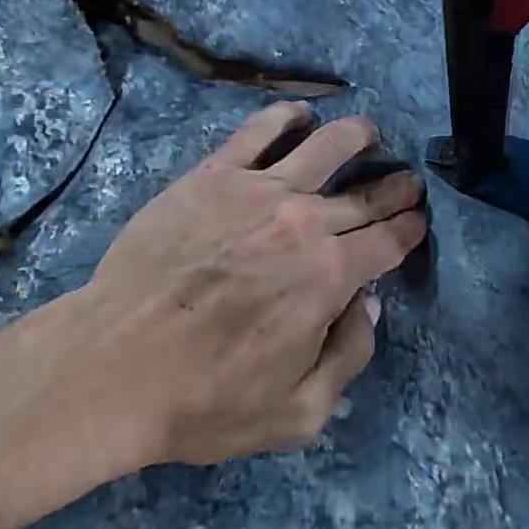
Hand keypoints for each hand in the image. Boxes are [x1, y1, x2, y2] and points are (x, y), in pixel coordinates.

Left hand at [56, 101, 425, 471]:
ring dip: (358, 136)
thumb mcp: (298, 413)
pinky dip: (287, 116)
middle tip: (409, 182)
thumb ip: (350, 356)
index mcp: (330, 275)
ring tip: (370, 133)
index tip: (418, 220)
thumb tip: (368, 304)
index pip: (390, 240)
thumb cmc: (204, 399)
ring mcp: (259, 190)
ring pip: (326, 145)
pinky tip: (300, 115)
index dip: (411, 228)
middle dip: (397, 187)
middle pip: (367, 194)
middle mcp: (305, 221)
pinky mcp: (214, 174)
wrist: (110, 368)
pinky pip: (260, 131)